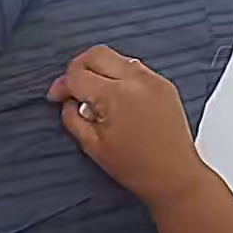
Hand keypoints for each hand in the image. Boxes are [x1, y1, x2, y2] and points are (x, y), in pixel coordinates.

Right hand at [48, 46, 232, 232]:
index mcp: (115, 96)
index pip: (78, 75)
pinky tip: (116, 96)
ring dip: (99, 69)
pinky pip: (134, 68)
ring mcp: (153, 80)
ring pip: (115, 57)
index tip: (57, 96)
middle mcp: (136, 81)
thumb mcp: (93, 146)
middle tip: (71, 88)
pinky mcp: (164, 85)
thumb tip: (67, 101)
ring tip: (94, 94)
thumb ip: (72, 118)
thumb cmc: (137, 168)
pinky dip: (119, 75)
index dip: (62, 85)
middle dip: (78, 68)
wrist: (175, 177)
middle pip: (95, 54)